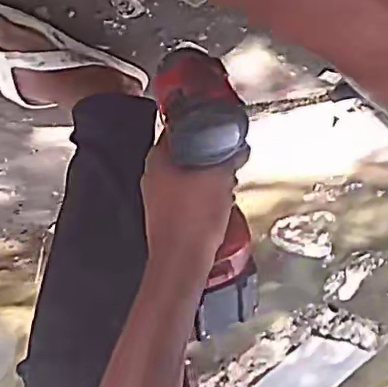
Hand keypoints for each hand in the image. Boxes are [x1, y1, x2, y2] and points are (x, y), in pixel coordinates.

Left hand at [139, 138, 238, 276]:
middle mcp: (152, 175)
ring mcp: (157, 196)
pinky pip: (187, 193)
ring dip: (208, 174)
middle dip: (209, 154)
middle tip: (227, 157)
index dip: (201, 124)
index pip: (178, 127)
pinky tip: (218, 201)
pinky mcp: (165, 214)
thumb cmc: (194, 219)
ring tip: (227, 181)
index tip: (216, 126)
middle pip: (185, 151)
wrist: (182, 262)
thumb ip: (226, 156)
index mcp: (157, 159)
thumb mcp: (219, 177)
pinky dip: (203, 193)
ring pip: (188, 173)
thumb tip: (235, 149)